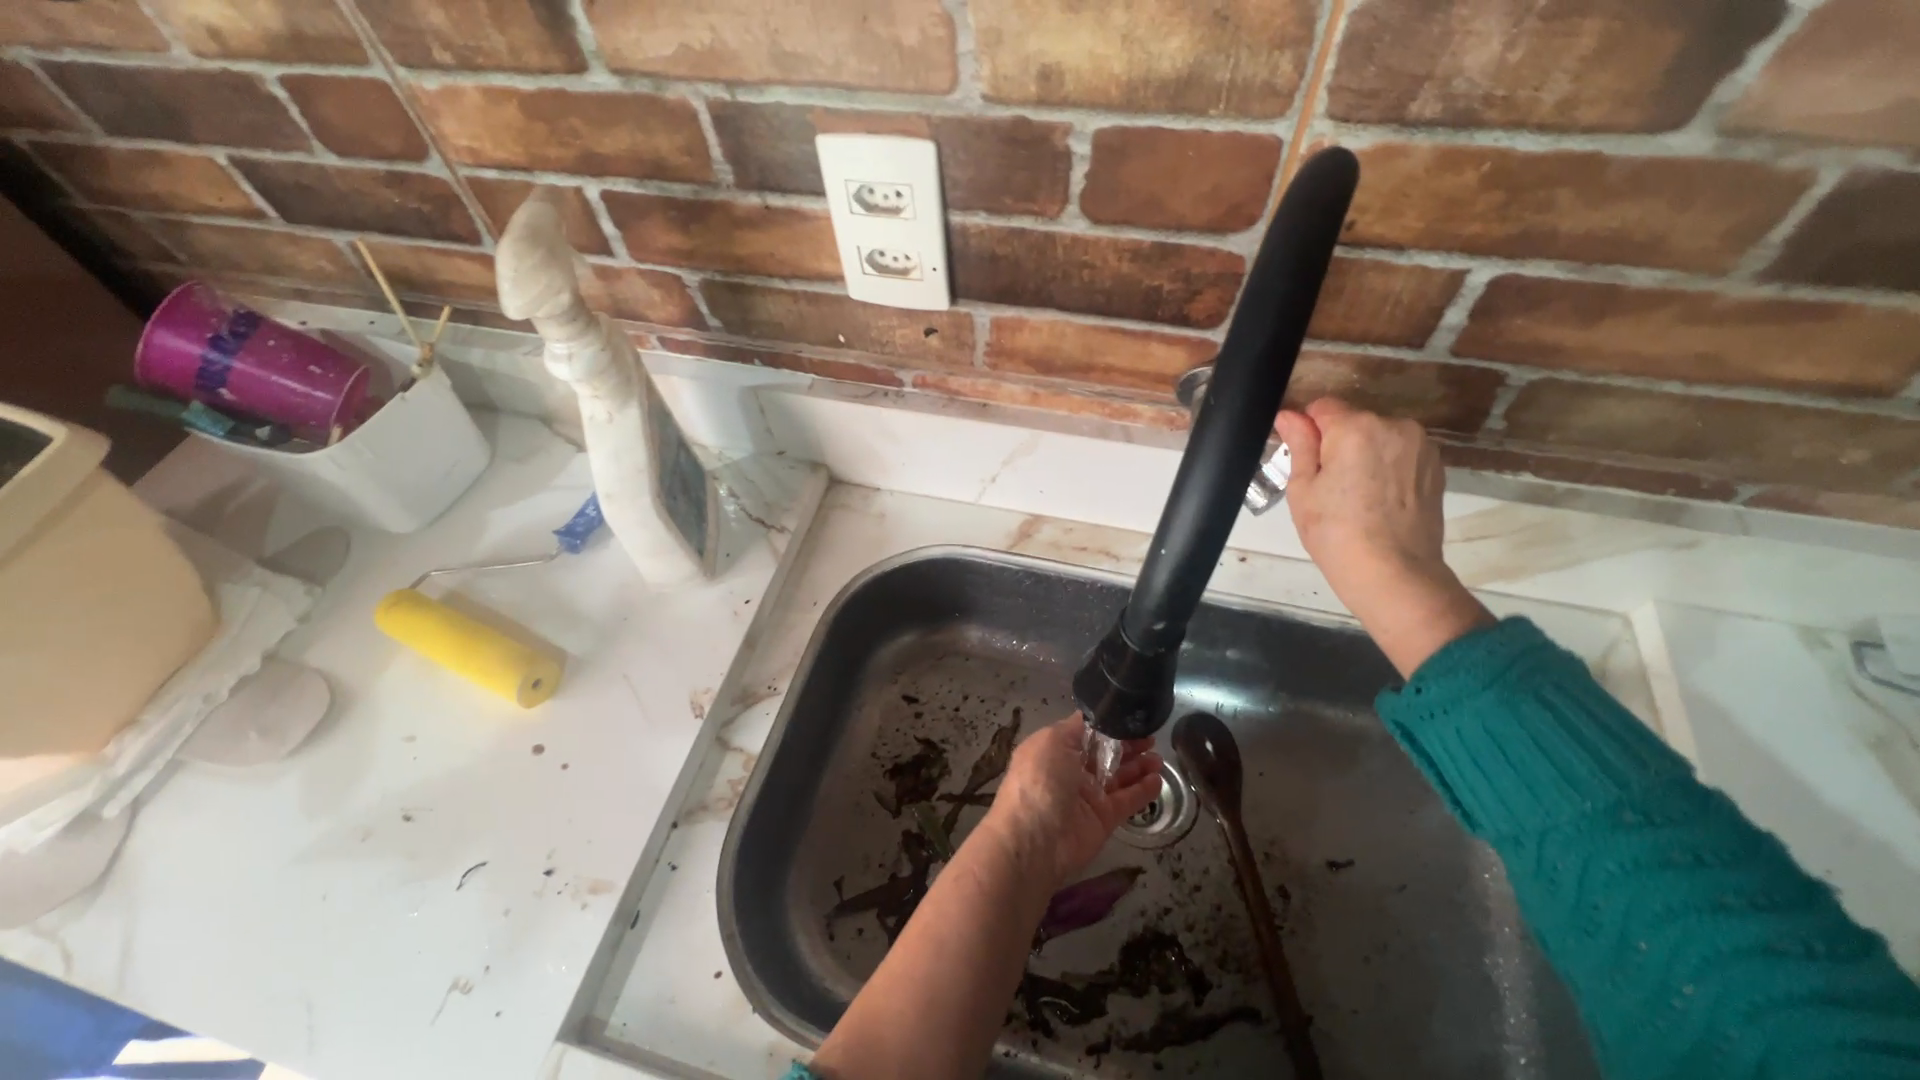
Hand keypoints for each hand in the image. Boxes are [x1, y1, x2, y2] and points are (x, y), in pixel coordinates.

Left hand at [979, 716, 1160, 887]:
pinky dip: (1143, 791)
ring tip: (1158, 758)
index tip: (1130, 719)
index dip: (1108, 726)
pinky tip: (1157, 780)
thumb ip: (1074, 727)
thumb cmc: (1039, 782)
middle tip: (1150, 738)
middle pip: (1106, 754)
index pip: (1087, 734)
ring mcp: (1088, 796)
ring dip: (1139, 766)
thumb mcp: (1051, 741)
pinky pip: (1127, 801)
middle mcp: (1071, 771)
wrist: (1034, 841)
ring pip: (1119, 777)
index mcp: (1055, 751)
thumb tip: (1091, 718)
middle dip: (1128, 745)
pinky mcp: (1104, 819)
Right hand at [1273, 398, 1492, 677]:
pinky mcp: (1435, 465)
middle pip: (1353, 421)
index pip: (1322, 407)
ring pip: (1379, 436)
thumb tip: (1289, 416)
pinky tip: (1380, 499)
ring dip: (1365, 453)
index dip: (1308, 430)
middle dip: (1338, 443)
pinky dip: (1388, 466)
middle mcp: (1393, 425)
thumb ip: (1299, 445)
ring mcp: (1420, 444)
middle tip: (1330, 486)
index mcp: (1355, 427)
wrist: (1394, 573)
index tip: (1305, 459)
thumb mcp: (1303, 490)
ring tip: (1358, 495)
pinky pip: (1401, 453)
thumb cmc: (1336, 534)